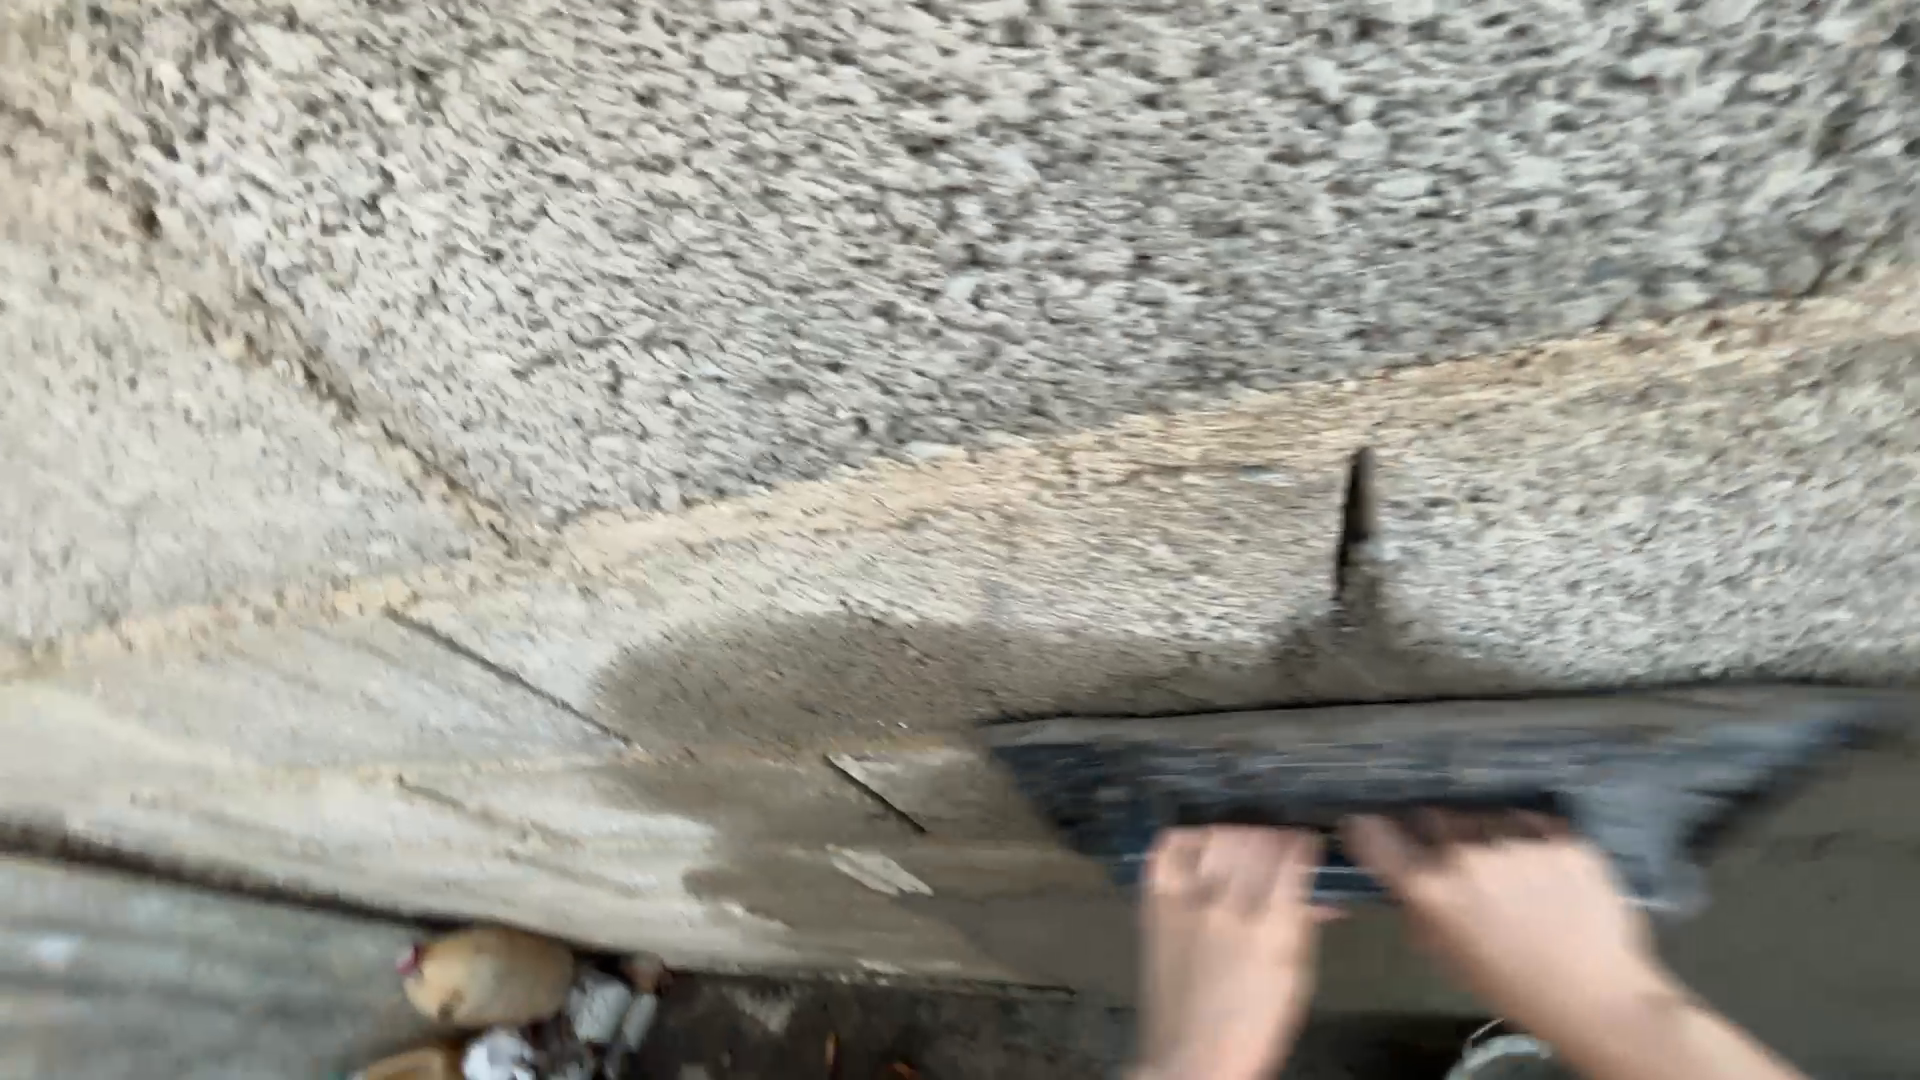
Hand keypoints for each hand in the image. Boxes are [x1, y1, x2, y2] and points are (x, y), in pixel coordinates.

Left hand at [1135, 827, 1326, 1079]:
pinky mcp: (1154, 901)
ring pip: (1215, 838)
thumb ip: (1301, 923)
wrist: (1191, 1054)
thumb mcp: (1294, 976)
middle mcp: (1228, 905)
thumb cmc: (1254, 1021)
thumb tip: (1317, 889)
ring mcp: (1186, 900)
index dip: (1301, 842)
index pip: (1291, 860)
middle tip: (1277, 839)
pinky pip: (1167, 849)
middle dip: (1271, 834)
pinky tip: (1199, 844)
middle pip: (1253, 841)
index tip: (1305, 836)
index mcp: (1271, 929)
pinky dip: (1185, 838)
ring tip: (1243, 840)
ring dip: (1235, 833)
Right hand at [1342, 812, 1678, 1044]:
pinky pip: (1528, 821)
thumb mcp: (1440, 949)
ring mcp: (1517, 843)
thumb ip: (1411, 899)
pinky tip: (1541, 867)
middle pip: (1427, 814)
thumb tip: (1393, 864)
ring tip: (1505, 864)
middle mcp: (1464, 855)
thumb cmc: (1510, 984)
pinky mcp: (1562, 839)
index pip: (1371, 829)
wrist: (1604, 1005)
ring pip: (1479, 815)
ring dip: (1482, 833)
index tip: (1374, 829)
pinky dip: (1528, 837)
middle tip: (1452, 856)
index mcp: (1429, 886)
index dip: (1368, 828)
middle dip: (1432, 832)